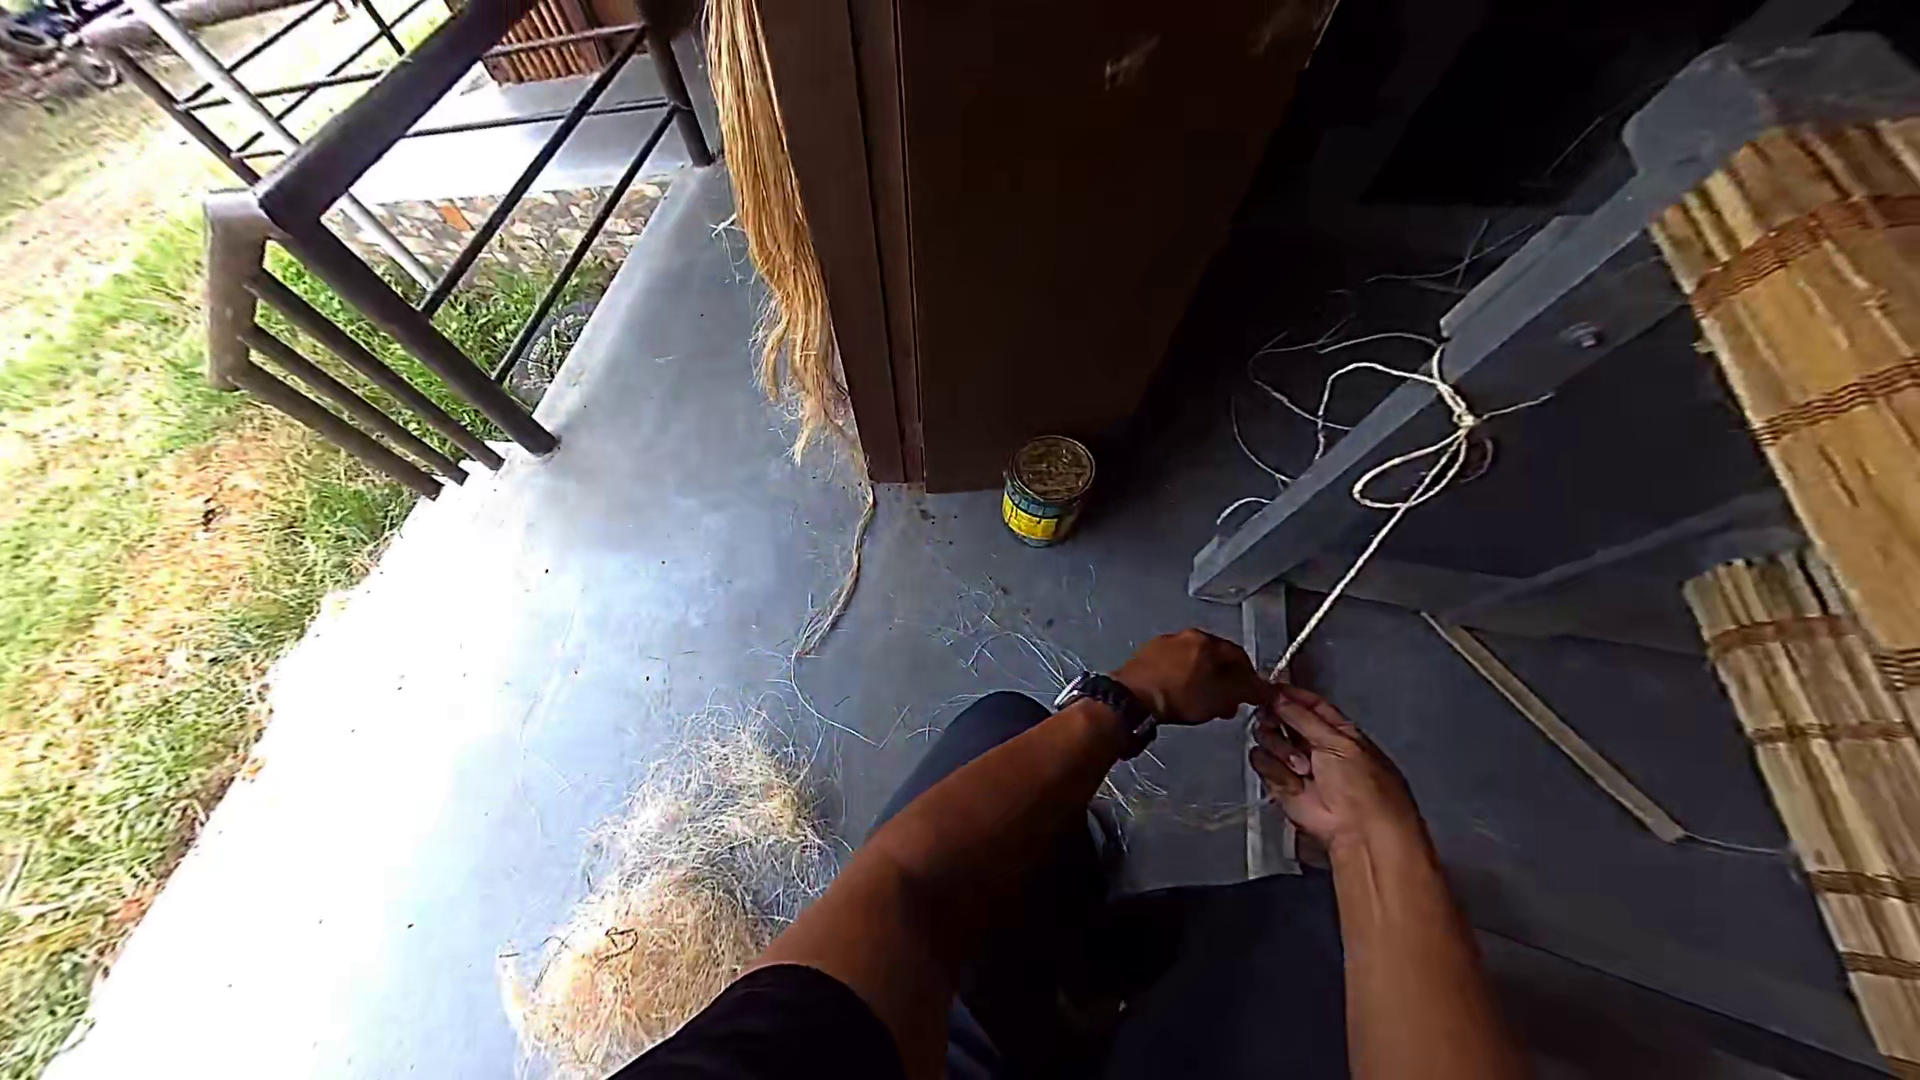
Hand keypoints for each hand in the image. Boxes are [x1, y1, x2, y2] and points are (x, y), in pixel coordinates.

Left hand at [1113, 628, 1271, 726]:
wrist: (1132, 699)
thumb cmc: (1178, 695)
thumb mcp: (1222, 697)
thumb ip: (1247, 690)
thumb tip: (1263, 689)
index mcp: (1204, 640)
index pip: (1238, 654)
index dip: (1249, 677)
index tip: (1251, 694)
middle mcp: (1181, 636)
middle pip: (1214, 658)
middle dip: (1225, 682)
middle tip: (1227, 704)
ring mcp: (1160, 645)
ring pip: (1192, 663)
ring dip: (1203, 682)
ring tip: (1204, 705)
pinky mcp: (1144, 658)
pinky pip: (1171, 668)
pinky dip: (1181, 681)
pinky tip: (1180, 699)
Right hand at [1250, 684, 1423, 850]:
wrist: (1359, 831)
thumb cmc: (1361, 783)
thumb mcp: (1338, 742)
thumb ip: (1302, 716)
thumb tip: (1275, 694)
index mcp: (1335, 729)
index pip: (1307, 702)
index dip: (1288, 693)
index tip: (1267, 686)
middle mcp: (1312, 742)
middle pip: (1279, 716)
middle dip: (1275, 718)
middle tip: (1275, 723)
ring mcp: (1293, 761)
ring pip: (1266, 737)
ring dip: (1280, 748)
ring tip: (1301, 767)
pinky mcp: (1278, 781)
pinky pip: (1261, 761)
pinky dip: (1274, 769)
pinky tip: (1293, 780)